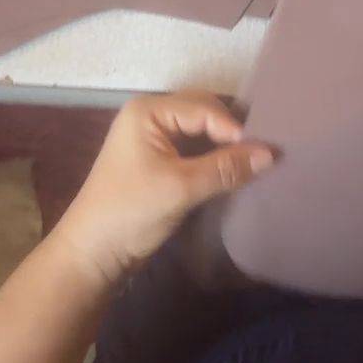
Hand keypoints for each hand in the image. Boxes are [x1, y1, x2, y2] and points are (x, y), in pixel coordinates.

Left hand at [50, 91, 274, 287]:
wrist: (92, 254)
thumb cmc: (130, 212)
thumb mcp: (181, 188)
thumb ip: (225, 168)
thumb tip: (271, 154)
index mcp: (149, 110)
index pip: (204, 108)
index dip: (234, 129)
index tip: (264, 154)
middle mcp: (150, 115)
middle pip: (203, 114)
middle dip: (230, 133)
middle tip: (262, 155)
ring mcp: (152, 138)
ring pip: (200, 132)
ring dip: (223, 147)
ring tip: (254, 163)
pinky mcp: (157, 161)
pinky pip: (193, 149)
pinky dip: (212, 159)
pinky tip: (232, 173)